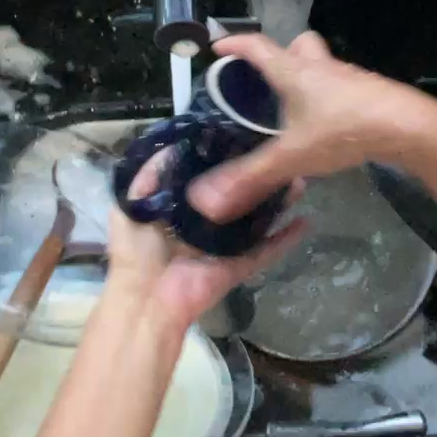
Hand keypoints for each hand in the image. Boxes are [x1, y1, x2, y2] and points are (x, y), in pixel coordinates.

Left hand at [104, 160, 305, 333]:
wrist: (147, 299)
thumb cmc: (137, 250)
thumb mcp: (131, 205)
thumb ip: (148, 175)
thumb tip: (174, 144)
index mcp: (182, 208)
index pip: (210, 178)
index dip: (226, 159)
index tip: (245, 136)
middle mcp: (208, 223)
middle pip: (240, 195)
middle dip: (258, 177)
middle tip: (278, 153)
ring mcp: (227, 245)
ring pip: (259, 218)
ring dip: (278, 201)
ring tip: (299, 179)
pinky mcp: (240, 264)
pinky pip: (267, 250)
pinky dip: (286, 238)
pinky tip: (306, 220)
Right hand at [188, 31, 436, 222]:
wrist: (408, 127)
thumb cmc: (345, 129)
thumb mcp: (293, 156)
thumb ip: (253, 177)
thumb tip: (208, 200)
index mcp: (295, 72)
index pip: (258, 47)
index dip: (235, 44)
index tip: (219, 48)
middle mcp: (321, 68)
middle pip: (299, 46)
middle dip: (282, 55)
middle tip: (267, 77)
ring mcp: (349, 80)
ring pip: (323, 67)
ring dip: (307, 79)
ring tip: (293, 110)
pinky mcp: (369, 95)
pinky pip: (341, 89)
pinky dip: (329, 101)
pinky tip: (327, 128)